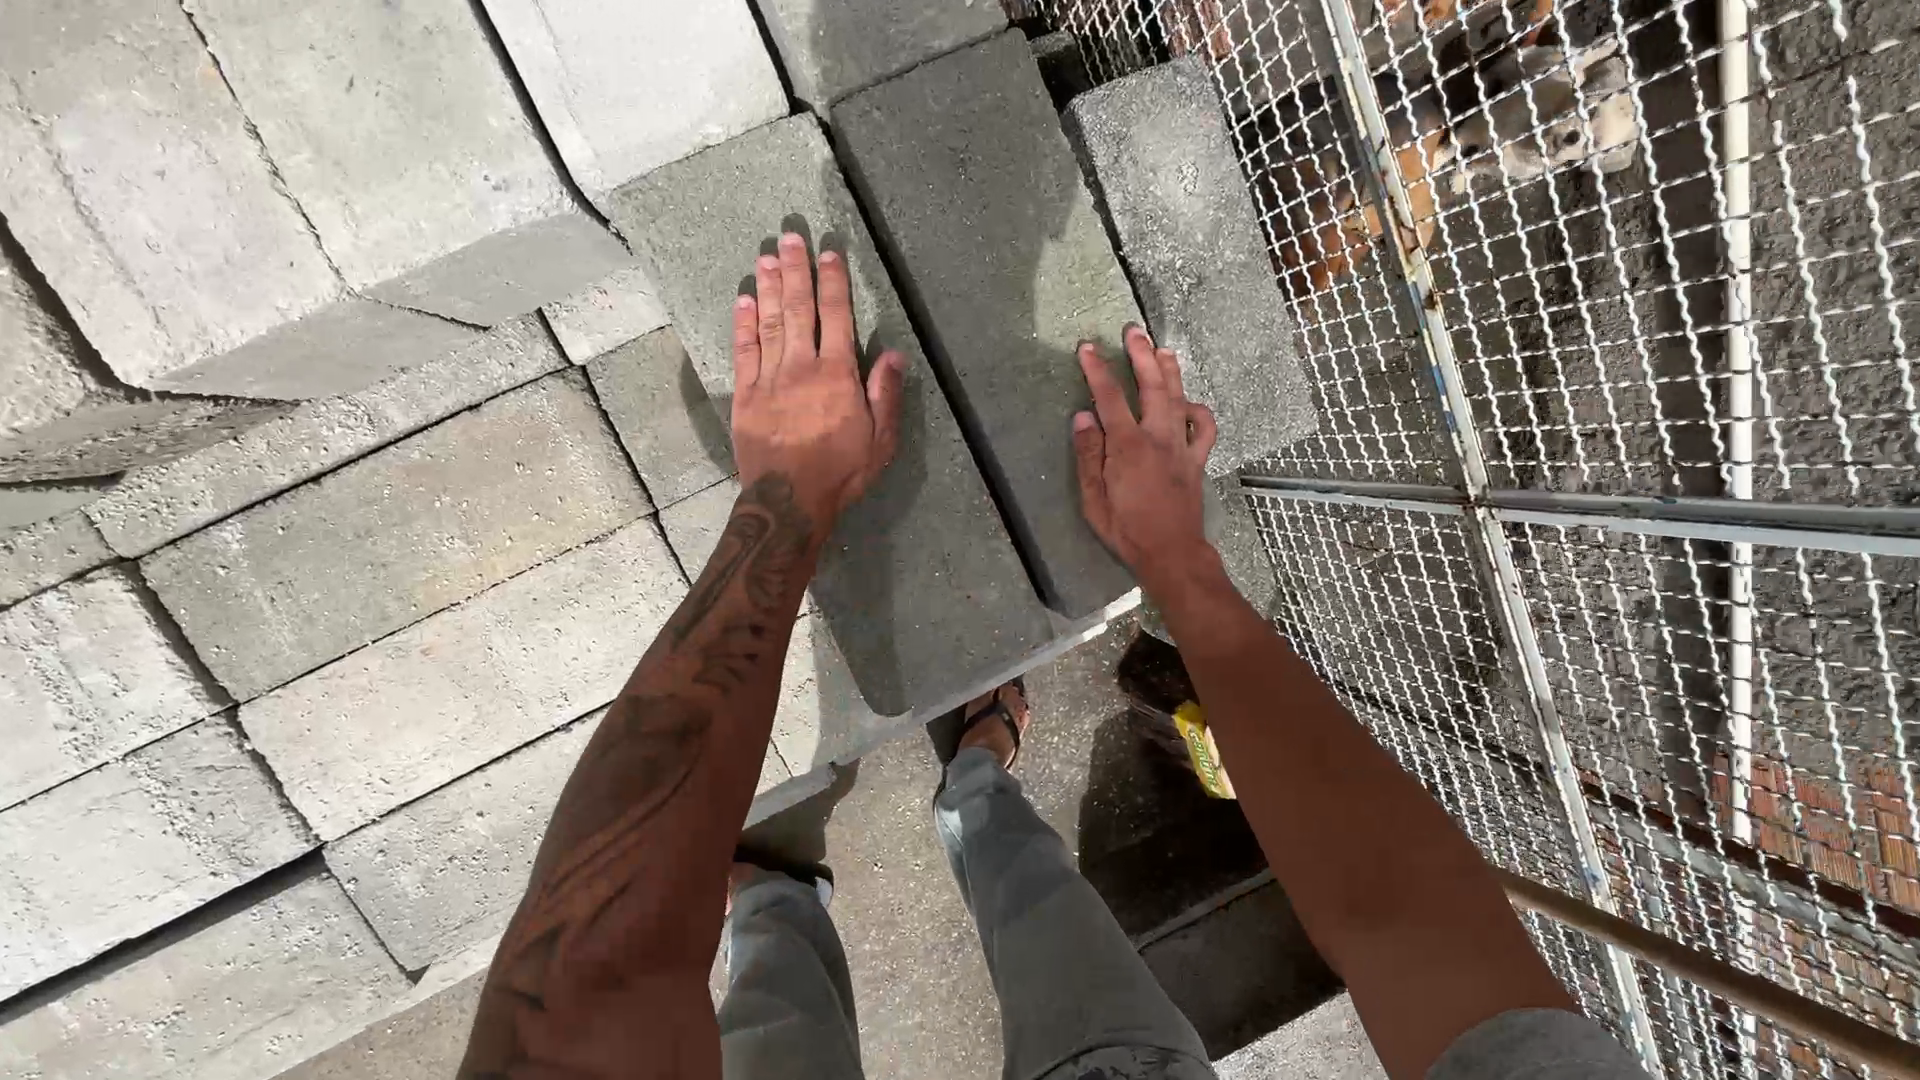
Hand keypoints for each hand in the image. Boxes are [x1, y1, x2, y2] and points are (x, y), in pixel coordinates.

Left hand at [731, 233, 904, 533]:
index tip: (827, 253)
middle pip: (798, 309)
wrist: (789, 501)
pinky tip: (744, 299)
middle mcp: (801, 367)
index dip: (832, 282)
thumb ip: (885, 395)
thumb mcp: (880, 440)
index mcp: (837, 376)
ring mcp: (769, 379)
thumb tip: (892, 354)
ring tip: (766, 256)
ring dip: (769, 287)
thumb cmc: (841, 472)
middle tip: (789, 236)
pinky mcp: (746, 395)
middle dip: (795, 270)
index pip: (835, 317)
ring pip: (770, 323)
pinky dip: (743, 323)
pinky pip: (744, 351)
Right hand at [1072, 325, 1218, 589]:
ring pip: (1179, 398)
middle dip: (1141, 355)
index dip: (1097, 369)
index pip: (1109, 397)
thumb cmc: (1126, 529)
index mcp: (1128, 446)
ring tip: (1163, 349)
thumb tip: (1082, 417)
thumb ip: (1089, 455)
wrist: (1171, 552)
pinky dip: (1199, 411)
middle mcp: (1158, 438)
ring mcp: (1182, 447)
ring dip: (1170, 371)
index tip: (1086, 347)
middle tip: (1133, 331)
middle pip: (1152, 386)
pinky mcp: (1197, 460)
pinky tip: (1189, 403)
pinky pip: (1205, 428)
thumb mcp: (1093, 498)